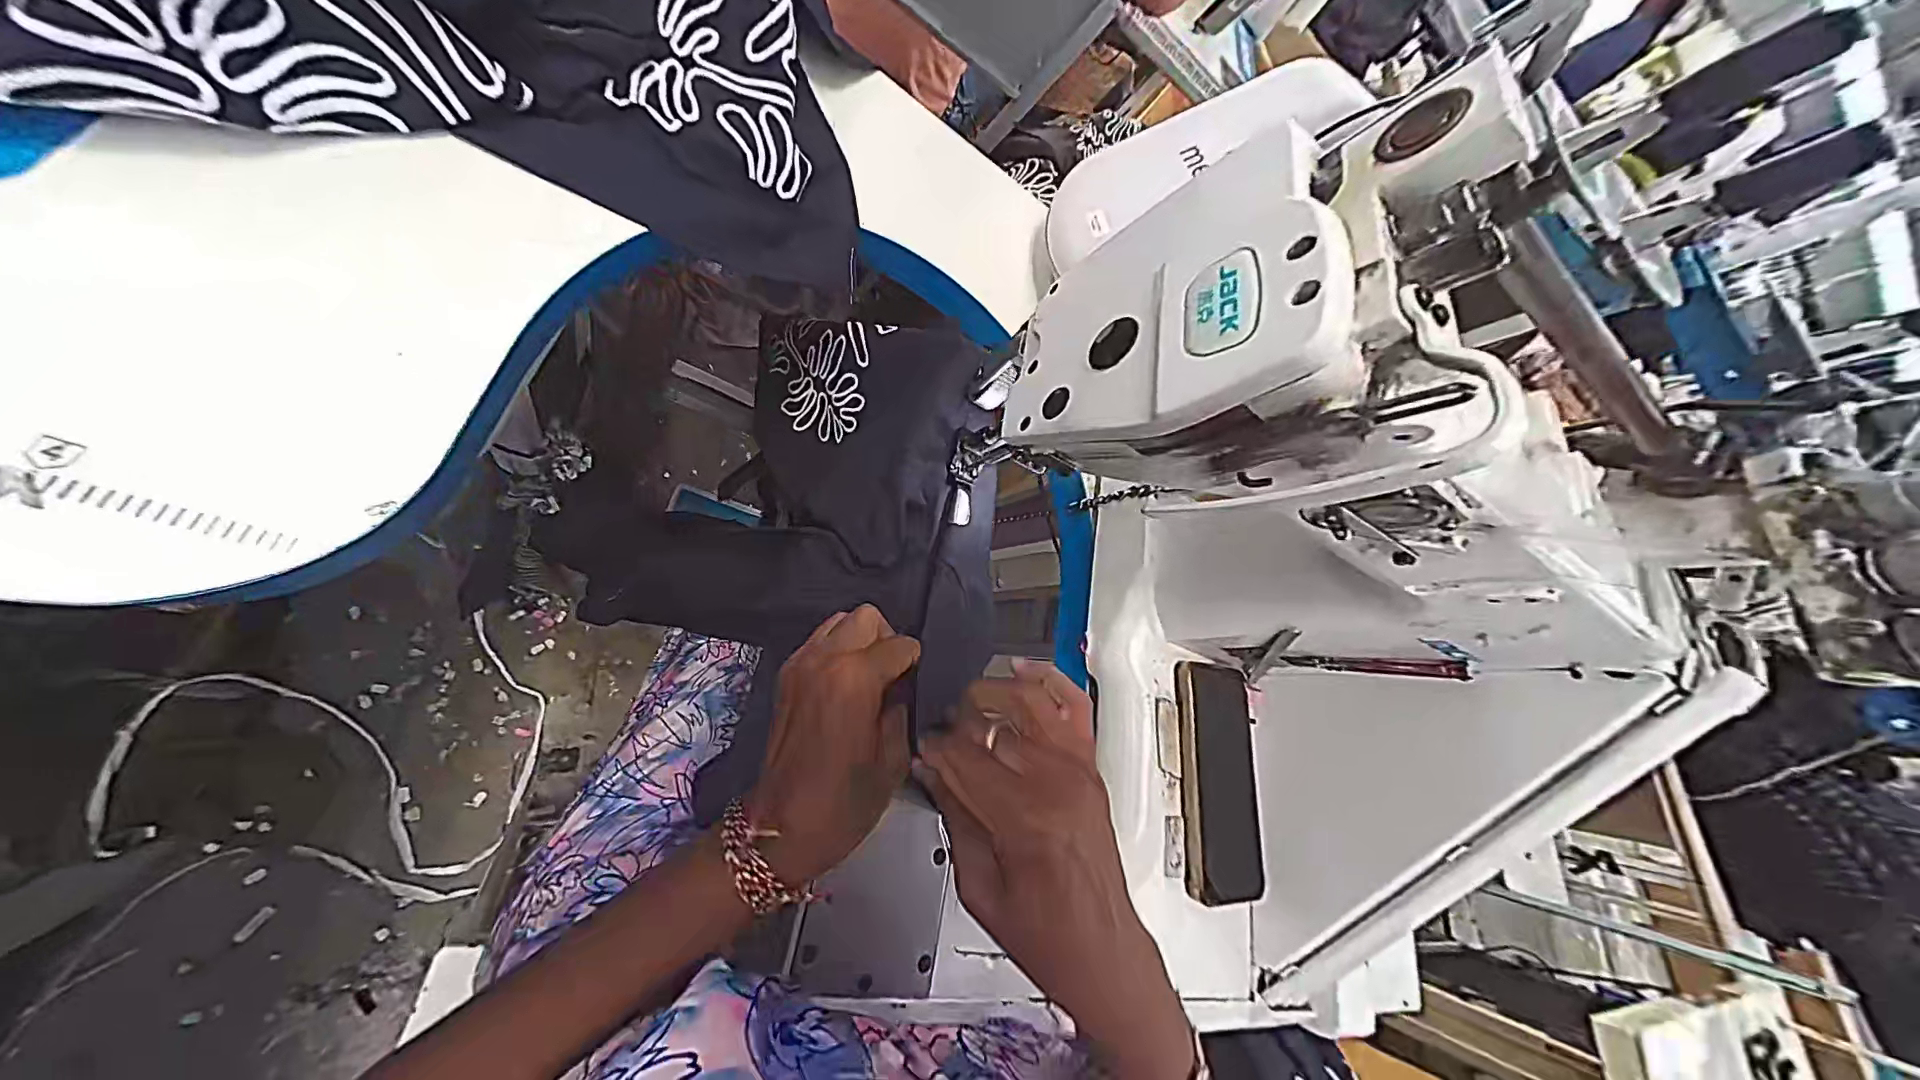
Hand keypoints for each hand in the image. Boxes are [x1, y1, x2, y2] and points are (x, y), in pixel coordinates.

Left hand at [746, 605, 919, 883]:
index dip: (915, 663)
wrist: (781, 828)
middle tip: (894, 674)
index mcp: (854, 678)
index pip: (900, 644)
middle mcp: (824, 660)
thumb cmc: (843, 802)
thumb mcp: (892, 758)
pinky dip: (836, 650)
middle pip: (867, 618)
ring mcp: (799, 664)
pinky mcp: (785, 676)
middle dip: (887, 640)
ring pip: (839, 622)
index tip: (917, 682)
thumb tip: (902, 687)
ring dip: (859, 640)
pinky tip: (845, 684)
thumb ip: (901, 708)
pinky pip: (818, 641)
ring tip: (868, 676)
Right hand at [919, 662, 1194, 1079]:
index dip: (934, 748)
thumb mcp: (979, 886)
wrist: (1101, 949)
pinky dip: (1052, 680)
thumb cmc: (1047, 933)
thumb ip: (955, 817)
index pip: (963, 755)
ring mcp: (1079, 770)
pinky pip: (1076, 706)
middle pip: (994, 721)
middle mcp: (1057, 784)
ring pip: (1032, 699)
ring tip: (972, 701)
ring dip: (996, 690)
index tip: (923, 749)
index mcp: (1024, 818)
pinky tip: (1026, 671)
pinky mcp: (1091, 768)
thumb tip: (932, 772)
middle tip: (943, 733)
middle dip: (959, 720)